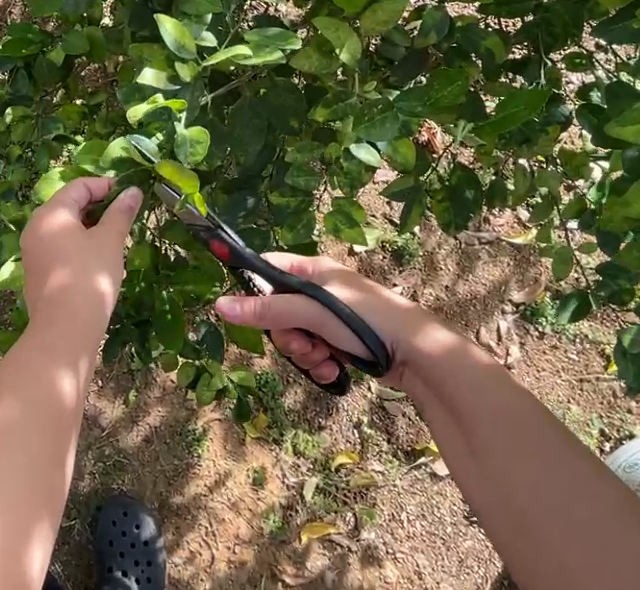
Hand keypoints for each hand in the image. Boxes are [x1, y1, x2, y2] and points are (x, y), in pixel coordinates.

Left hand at [20, 176, 142, 333]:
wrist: (64, 330)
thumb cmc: (89, 276)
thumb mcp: (110, 241)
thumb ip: (121, 213)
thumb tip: (133, 191)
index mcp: (51, 213)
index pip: (78, 187)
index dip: (105, 185)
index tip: (128, 194)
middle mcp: (35, 227)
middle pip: (69, 206)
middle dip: (98, 208)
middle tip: (125, 216)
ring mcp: (33, 251)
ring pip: (65, 229)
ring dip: (91, 229)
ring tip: (117, 239)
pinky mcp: (36, 272)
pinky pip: (59, 249)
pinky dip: (79, 247)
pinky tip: (100, 262)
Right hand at [214, 252, 438, 386]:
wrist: (420, 356)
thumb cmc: (367, 321)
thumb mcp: (312, 312)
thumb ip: (267, 309)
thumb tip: (219, 306)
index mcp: (312, 270)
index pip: (267, 268)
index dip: (252, 288)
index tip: (248, 312)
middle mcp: (318, 290)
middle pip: (277, 310)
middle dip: (286, 334)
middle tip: (303, 345)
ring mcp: (330, 318)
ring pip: (294, 336)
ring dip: (303, 353)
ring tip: (324, 361)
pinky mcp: (341, 343)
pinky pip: (313, 352)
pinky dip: (318, 364)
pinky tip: (333, 371)